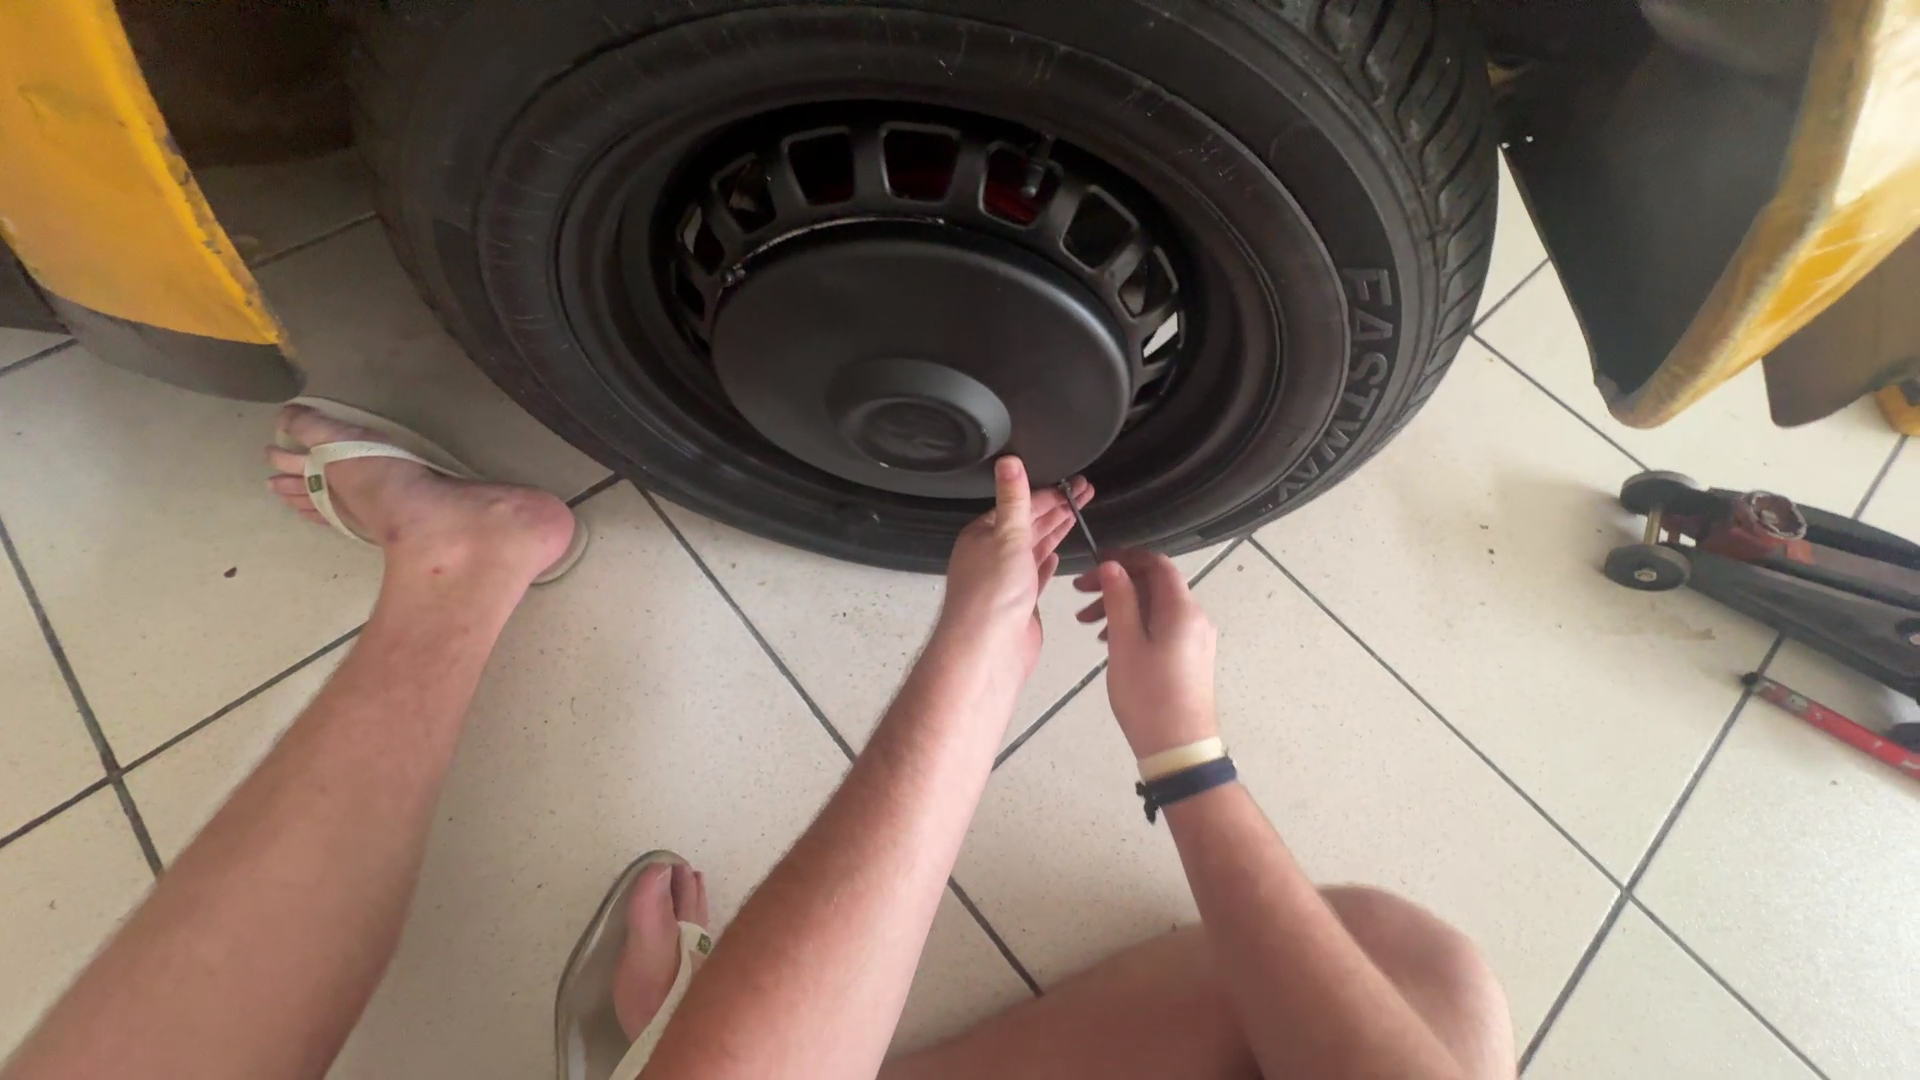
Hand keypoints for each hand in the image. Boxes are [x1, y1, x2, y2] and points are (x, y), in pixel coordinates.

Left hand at [938, 457, 1091, 677]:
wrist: (988, 651)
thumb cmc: (990, 597)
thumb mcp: (1006, 536)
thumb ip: (1013, 499)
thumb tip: (1008, 462)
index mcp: (983, 535)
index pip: (1020, 505)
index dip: (1049, 493)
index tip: (1074, 484)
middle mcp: (992, 555)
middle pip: (1029, 523)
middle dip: (1058, 507)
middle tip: (1085, 492)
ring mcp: (1006, 580)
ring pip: (1034, 547)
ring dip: (1056, 530)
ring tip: (1077, 513)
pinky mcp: (1020, 602)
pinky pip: (1036, 575)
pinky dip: (1047, 562)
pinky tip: (1055, 555)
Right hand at [1073, 550, 1218, 757]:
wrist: (1179, 748)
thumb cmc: (1148, 694)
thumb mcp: (1125, 643)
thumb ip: (1119, 599)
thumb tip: (1112, 566)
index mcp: (1182, 609)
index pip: (1156, 564)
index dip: (1124, 558)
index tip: (1093, 565)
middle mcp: (1195, 618)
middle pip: (1154, 584)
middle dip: (1116, 584)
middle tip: (1080, 595)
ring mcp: (1194, 638)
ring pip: (1154, 607)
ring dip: (1121, 606)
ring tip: (1087, 624)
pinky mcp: (1189, 657)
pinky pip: (1161, 626)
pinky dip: (1134, 624)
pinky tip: (1109, 641)